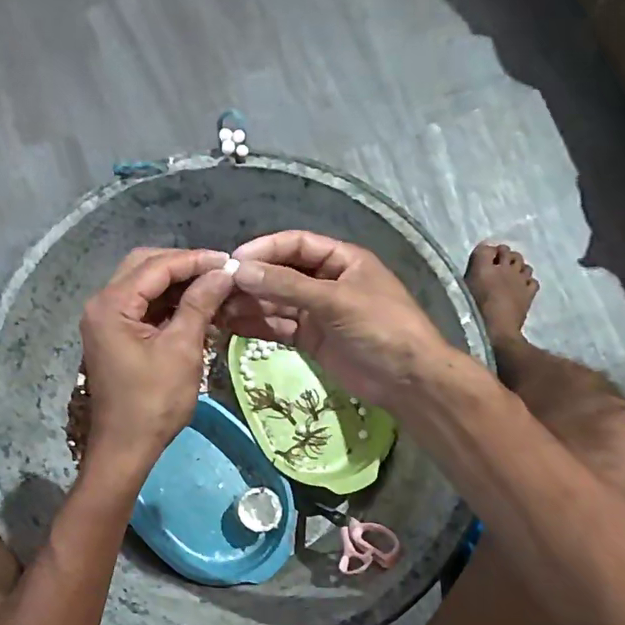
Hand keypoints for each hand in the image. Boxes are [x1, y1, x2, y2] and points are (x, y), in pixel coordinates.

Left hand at [80, 248, 234, 466]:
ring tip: (212, 288)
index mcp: (111, 305)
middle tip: (219, 272)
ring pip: (143, 286)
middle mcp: (101, 305)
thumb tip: (222, 272)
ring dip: (176, 284)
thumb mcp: (181, 350)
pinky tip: (195, 307)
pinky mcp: (113, 336)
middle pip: (144, 267)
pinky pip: (141, 306)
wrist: (126, 447)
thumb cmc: (154, 402)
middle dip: (183, 267)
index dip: (194, 260)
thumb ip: (199, 304)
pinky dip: (167, 304)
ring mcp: (105, 320)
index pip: (156, 266)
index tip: (228, 262)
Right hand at [220, 230, 452, 406]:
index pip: (296, 245)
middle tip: (216, 290)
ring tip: (216, 311)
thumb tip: (241, 272)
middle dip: (251, 281)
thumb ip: (287, 286)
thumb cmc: (381, 327)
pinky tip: (232, 327)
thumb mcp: (335, 301)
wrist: (407, 379)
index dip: (264, 250)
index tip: (232, 262)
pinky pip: (279, 327)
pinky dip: (258, 327)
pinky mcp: (310, 339)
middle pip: (281, 274)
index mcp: (341, 260)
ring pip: (276, 302)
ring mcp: (317, 312)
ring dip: (249, 305)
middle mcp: (326, 281)